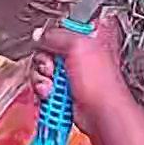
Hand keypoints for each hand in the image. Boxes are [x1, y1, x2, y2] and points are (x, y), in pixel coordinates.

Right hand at [28, 13, 135, 140]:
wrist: (102, 115)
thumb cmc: (100, 82)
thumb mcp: (77, 46)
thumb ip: (57, 35)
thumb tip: (41, 35)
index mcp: (85, 39)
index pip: (61, 29)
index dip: (51, 36)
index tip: (50, 45)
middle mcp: (77, 56)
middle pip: (47, 51)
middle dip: (44, 61)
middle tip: (51, 69)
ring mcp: (70, 75)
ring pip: (43, 70)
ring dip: (42, 79)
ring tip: (50, 86)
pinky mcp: (63, 91)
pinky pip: (43, 87)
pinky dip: (43, 92)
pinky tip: (50, 94)